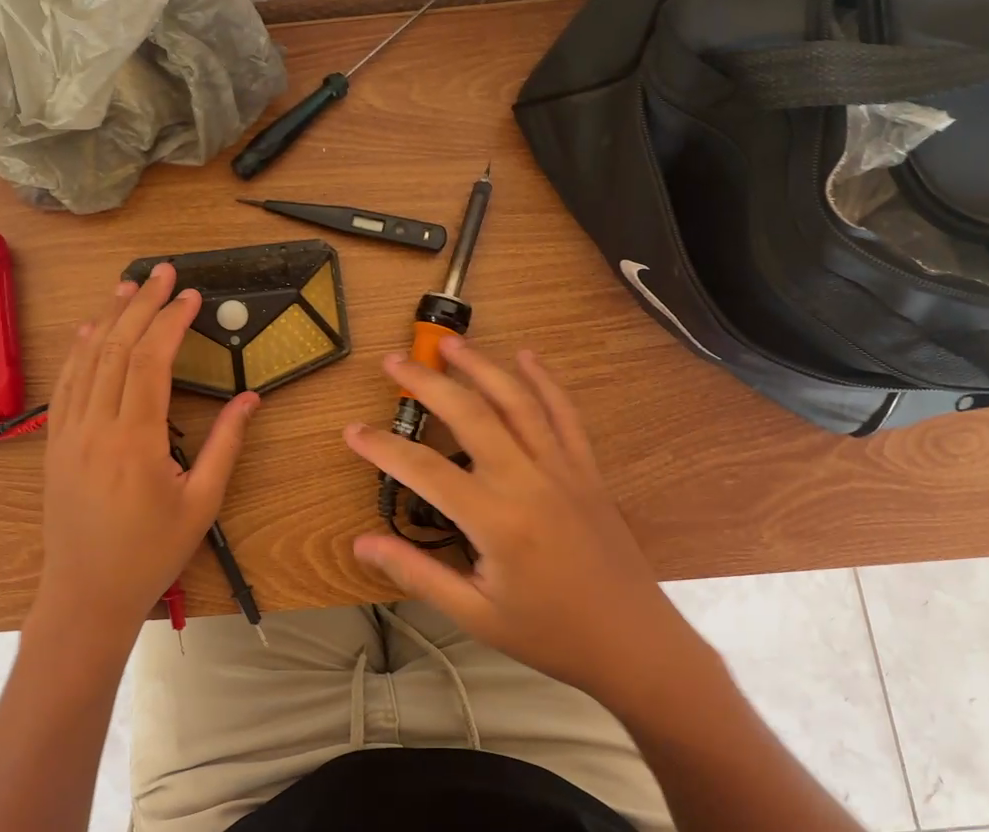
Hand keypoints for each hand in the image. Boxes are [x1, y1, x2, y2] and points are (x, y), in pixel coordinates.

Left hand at [36, 263, 259, 633]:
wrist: (87, 593)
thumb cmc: (150, 553)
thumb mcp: (201, 504)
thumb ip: (227, 445)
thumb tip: (250, 398)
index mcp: (136, 440)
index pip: (151, 360)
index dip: (171, 321)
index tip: (190, 295)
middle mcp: (96, 426)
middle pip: (117, 347)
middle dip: (142, 304)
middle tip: (162, 272)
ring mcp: (69, 432)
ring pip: (87, 359)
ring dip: (108, 318)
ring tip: (129, 286)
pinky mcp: (54, 442)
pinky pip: (65, 384)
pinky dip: (79, 351)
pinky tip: (90, 331)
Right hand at [346, 336, 708, 704]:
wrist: (636, 646)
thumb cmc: (551, 635)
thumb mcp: (475, 616)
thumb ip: (417, 574)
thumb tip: (362, 544)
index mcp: (496, 521)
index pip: (425, 470)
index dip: (383, 448)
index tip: (352, 432)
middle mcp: (528, 482)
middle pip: (471, 415)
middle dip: (428, 384)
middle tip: (394, 362)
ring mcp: (563, 470)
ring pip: (517, 402)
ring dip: (481, 366)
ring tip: (450, 343)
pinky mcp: (587, 471)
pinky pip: (564, 415)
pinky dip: (545, 382)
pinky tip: (527, 357)